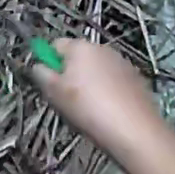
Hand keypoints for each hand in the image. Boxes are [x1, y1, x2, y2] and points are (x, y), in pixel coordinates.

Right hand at [28, 39, 173, 162]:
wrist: (134, 129)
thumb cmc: (88, 108)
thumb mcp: (55, 93)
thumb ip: (41, 74)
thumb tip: (38, 65)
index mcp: (80, 47)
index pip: (55, 44)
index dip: (49, 62)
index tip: (50, 84)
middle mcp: (102, 48)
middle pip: (77, 57)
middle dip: (70, 74)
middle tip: (67, 100)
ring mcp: (122, 62)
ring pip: (96, 69)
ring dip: (89, 83)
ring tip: (89, 109)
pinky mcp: (136, 78)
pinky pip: (113, 80)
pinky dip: (107, 91)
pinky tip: (108, 111)